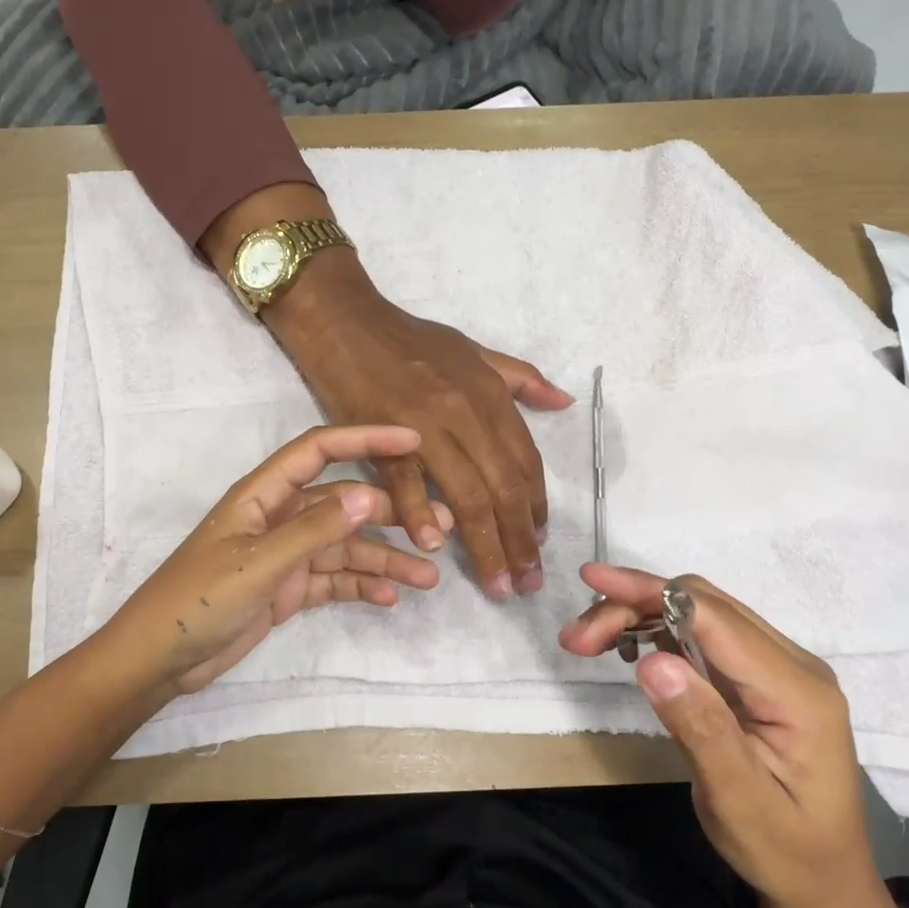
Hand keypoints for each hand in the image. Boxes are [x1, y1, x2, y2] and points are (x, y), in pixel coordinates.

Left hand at [111, 425, 449, 694]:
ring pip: (343, 547)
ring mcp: (283, 555)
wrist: (160, 657)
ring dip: (383, 558)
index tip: (413, 442)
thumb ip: (314, 530)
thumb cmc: (198, 599)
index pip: (318, 451)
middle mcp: (277, 518)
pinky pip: (332, 579)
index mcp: (261, 495)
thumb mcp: (259, 564)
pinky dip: (360, 585)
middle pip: (342, 503)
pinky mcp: (286, 590)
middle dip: (388, 513)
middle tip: (440, 528)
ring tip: (427, 577)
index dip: (364, 440)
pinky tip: (389, 597)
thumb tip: (371, 495)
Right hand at [267, 256, 572, 599]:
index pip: (524, 463)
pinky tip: (434, 547)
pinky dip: (420, 514)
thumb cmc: (408, 339)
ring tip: (498, 584)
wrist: (345, 322)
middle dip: (519, 541)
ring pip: (465, 494)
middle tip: (529, 584)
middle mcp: (465, 412)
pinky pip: (405, 481)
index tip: (539, 544)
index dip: (536, 508)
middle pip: (503, 488)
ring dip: (485, 545)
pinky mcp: (379, 434)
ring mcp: (422, 425)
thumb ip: (519, 378)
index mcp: (489, 394)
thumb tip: (563, 402)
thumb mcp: (473, 350)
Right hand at [558, 564, 877, 907]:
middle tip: (576, 640)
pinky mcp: (757, 678)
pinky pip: (702, 634)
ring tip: (588, 642)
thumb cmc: (783, 849)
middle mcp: (792, 665)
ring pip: (698, 613)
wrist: (822, 879)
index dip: (650, 592)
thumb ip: (701, 728)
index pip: (713, 618)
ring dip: (639, 614)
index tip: (590, 582)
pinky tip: (628, 650)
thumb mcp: (738, 801)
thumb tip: (653, 660)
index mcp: (797, 691)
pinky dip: (656, 630)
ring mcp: (776, 668)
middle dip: (633, 604)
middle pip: (702, 604)